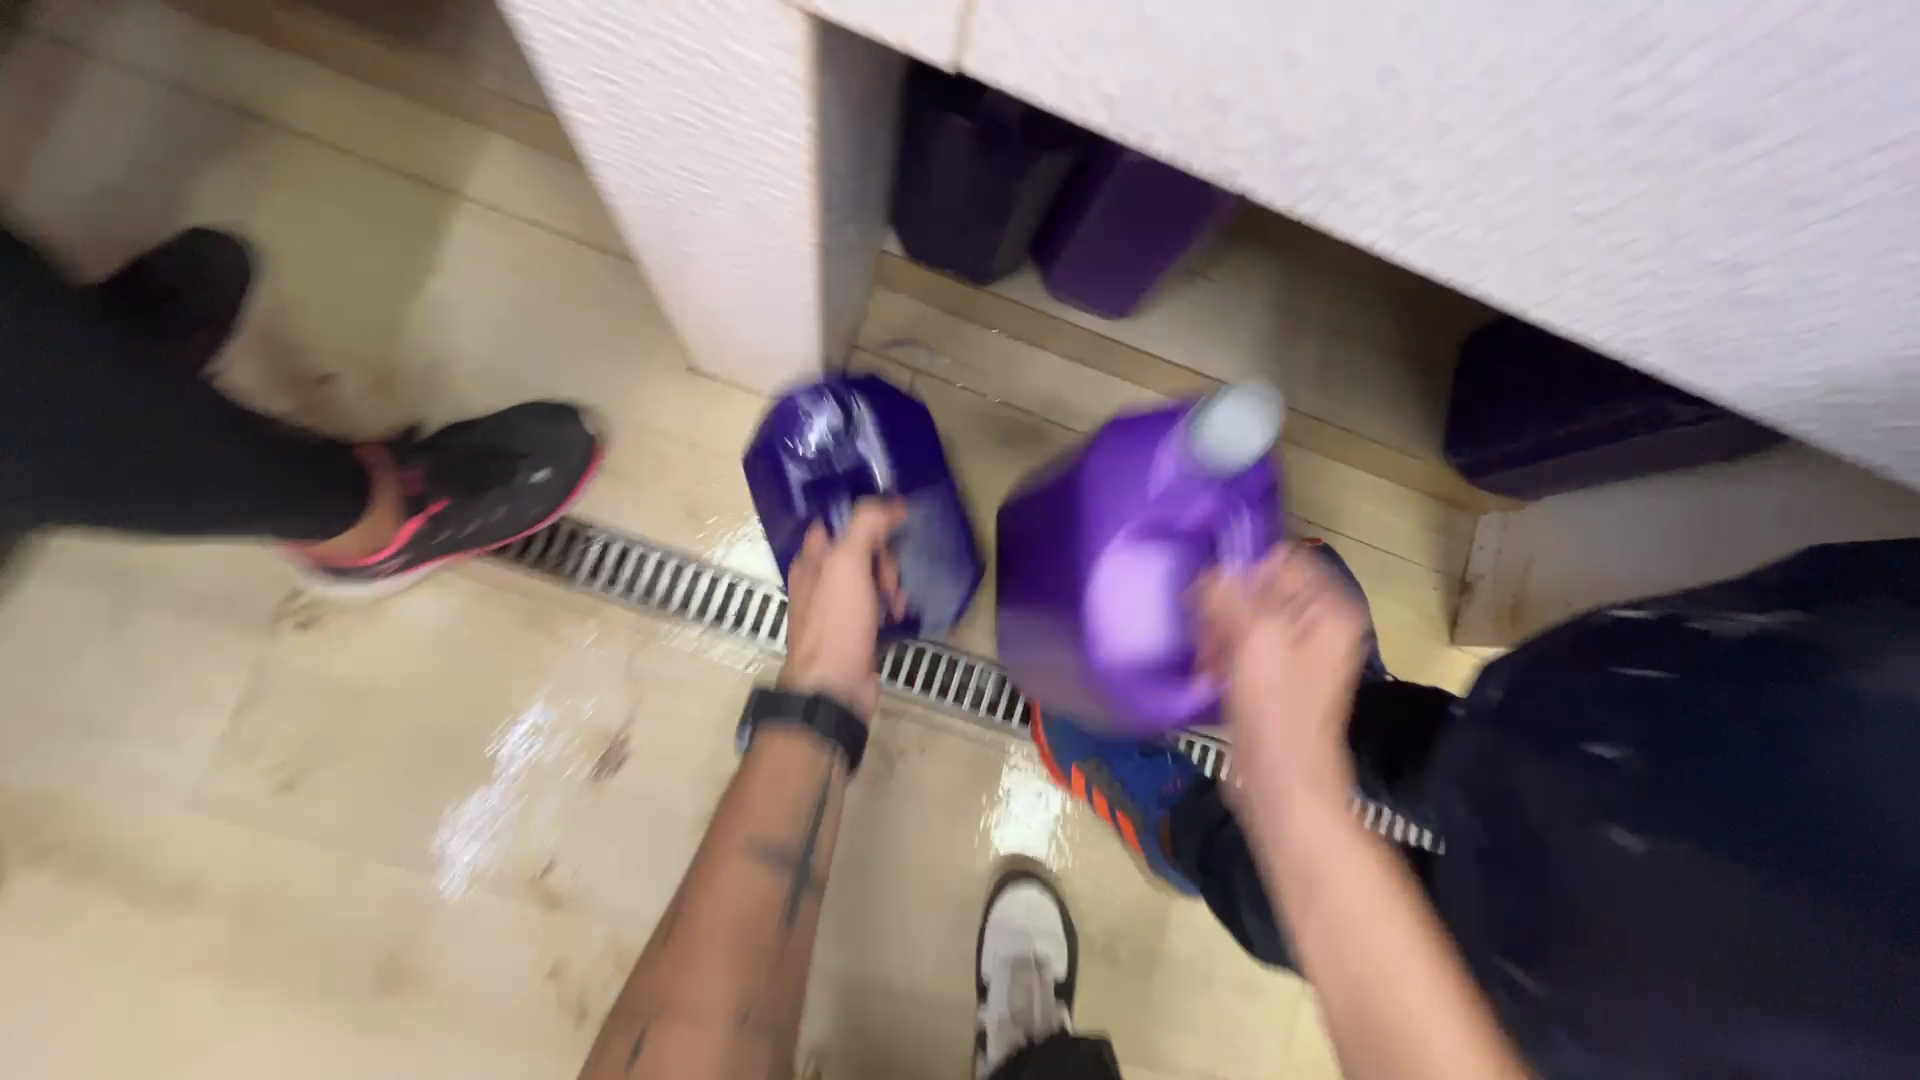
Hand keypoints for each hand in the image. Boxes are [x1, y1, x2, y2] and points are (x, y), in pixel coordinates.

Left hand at [778, 498, 907, 719]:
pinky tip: (897, 616)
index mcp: (811, 561)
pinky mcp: (857, 631)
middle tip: (888, 579)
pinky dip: (891, 608)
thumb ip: (867, 526)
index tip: (891, 529)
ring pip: (874, 579)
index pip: (840, 524)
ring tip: (895, 602)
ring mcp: (839, 608)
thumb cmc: (836, 622)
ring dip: (891, 586)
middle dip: (885, 560)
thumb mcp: (848, 563)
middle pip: (862, 552)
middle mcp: (821, 581)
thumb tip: (893, 503)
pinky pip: (880, 607)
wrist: (835, 687)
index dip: (867, 523)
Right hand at [1195, 543, 1371, 821]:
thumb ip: (1231, 595)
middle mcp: (1316, 625)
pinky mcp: (1271, 677)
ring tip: (1206, 657)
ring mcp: (1294, 652)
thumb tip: (1210, 572)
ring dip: (1217, 632)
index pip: (1281, 561)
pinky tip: (1208, 672)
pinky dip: (1220, 654)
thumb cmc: (1276, 709)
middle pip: (1258, 590)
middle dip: (1225, 607)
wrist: (1281, 780)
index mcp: (1328, 610)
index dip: (1244, 571)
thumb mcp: (1254, 640)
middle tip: (1206, 630)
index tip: (1213, 589)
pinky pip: (1239, 646)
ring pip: (1242, 618)